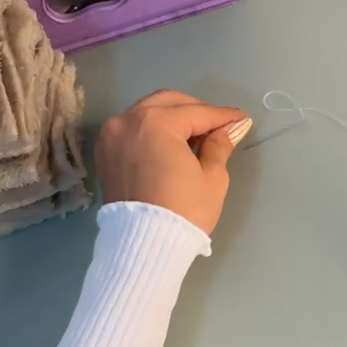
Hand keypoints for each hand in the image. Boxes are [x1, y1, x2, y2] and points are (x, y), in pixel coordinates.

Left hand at [95, 90, 250, 236]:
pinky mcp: (105, 152)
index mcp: (156, 122)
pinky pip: (132, 129)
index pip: (198, 113)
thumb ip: (220, 145)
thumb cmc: (184, 210)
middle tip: (218, 126)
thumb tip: (230, 128)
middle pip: (169, 103)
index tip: (241, 119)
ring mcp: (111, 135)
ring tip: (196, 135)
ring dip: (173, 117)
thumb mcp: (212, 177)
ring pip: (147, 112)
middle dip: (196, 110)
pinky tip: (170, 144)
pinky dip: (152, 130)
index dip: (223, 117)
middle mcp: (128, 120)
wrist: (145, 244)